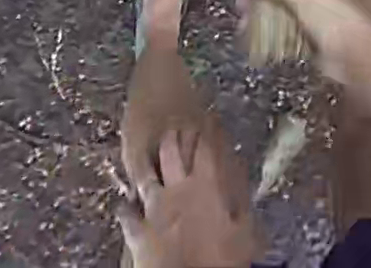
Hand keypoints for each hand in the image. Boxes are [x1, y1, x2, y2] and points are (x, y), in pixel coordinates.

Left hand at [116, 128, 255, 267]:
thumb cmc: (220, 260)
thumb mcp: (243, 233)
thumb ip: (243, 207)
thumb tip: (246, 191)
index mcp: (205, 184)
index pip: (206, 146)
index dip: (208, 129)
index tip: (210, 117)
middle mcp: (178, 187)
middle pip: (172, 149)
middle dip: (175, 134)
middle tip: (178, 124)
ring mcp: (154, 207)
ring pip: (147, 173)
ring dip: (148, 162)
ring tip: (149, 151)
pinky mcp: (137, 230)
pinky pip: (127, 213)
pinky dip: (126, 207)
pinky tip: (124, 203)